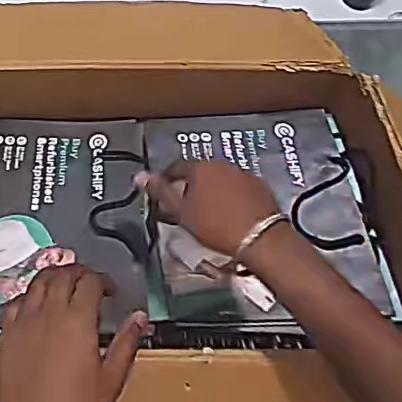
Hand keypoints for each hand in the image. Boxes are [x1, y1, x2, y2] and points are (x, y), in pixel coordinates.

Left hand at [0, 264, 146, 401]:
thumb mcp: (111, 379)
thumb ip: (126, 343)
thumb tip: (139, 317)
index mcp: (77, 319)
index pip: (91, 281)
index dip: (103, 280)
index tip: (109, 290)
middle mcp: (49, 312)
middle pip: (63, 274)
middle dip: (79, 272)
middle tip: (89, 281)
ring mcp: (24, 322)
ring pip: (38, 282)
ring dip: (53, 276)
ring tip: (63, 284)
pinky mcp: (6, 337)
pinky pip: (15, 302)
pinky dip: (28, 296)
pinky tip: (35, 305)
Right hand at [138, 159, 280, 258]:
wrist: (260, 238)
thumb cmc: (216, 226)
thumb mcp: (182, 213)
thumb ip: (160, 193)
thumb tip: (141, 176)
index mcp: (199, 167)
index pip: (175, 167)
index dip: (166, 182)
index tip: (163, 196)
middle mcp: (220, 163)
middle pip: (198, 172)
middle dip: (189, 187)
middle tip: (185, 208)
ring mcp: (242, 172)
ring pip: (219, 178)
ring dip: (211, 190)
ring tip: (208, 213)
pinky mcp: (258, 184)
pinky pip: (238, 186)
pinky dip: (231, 195)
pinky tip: (230, 212)